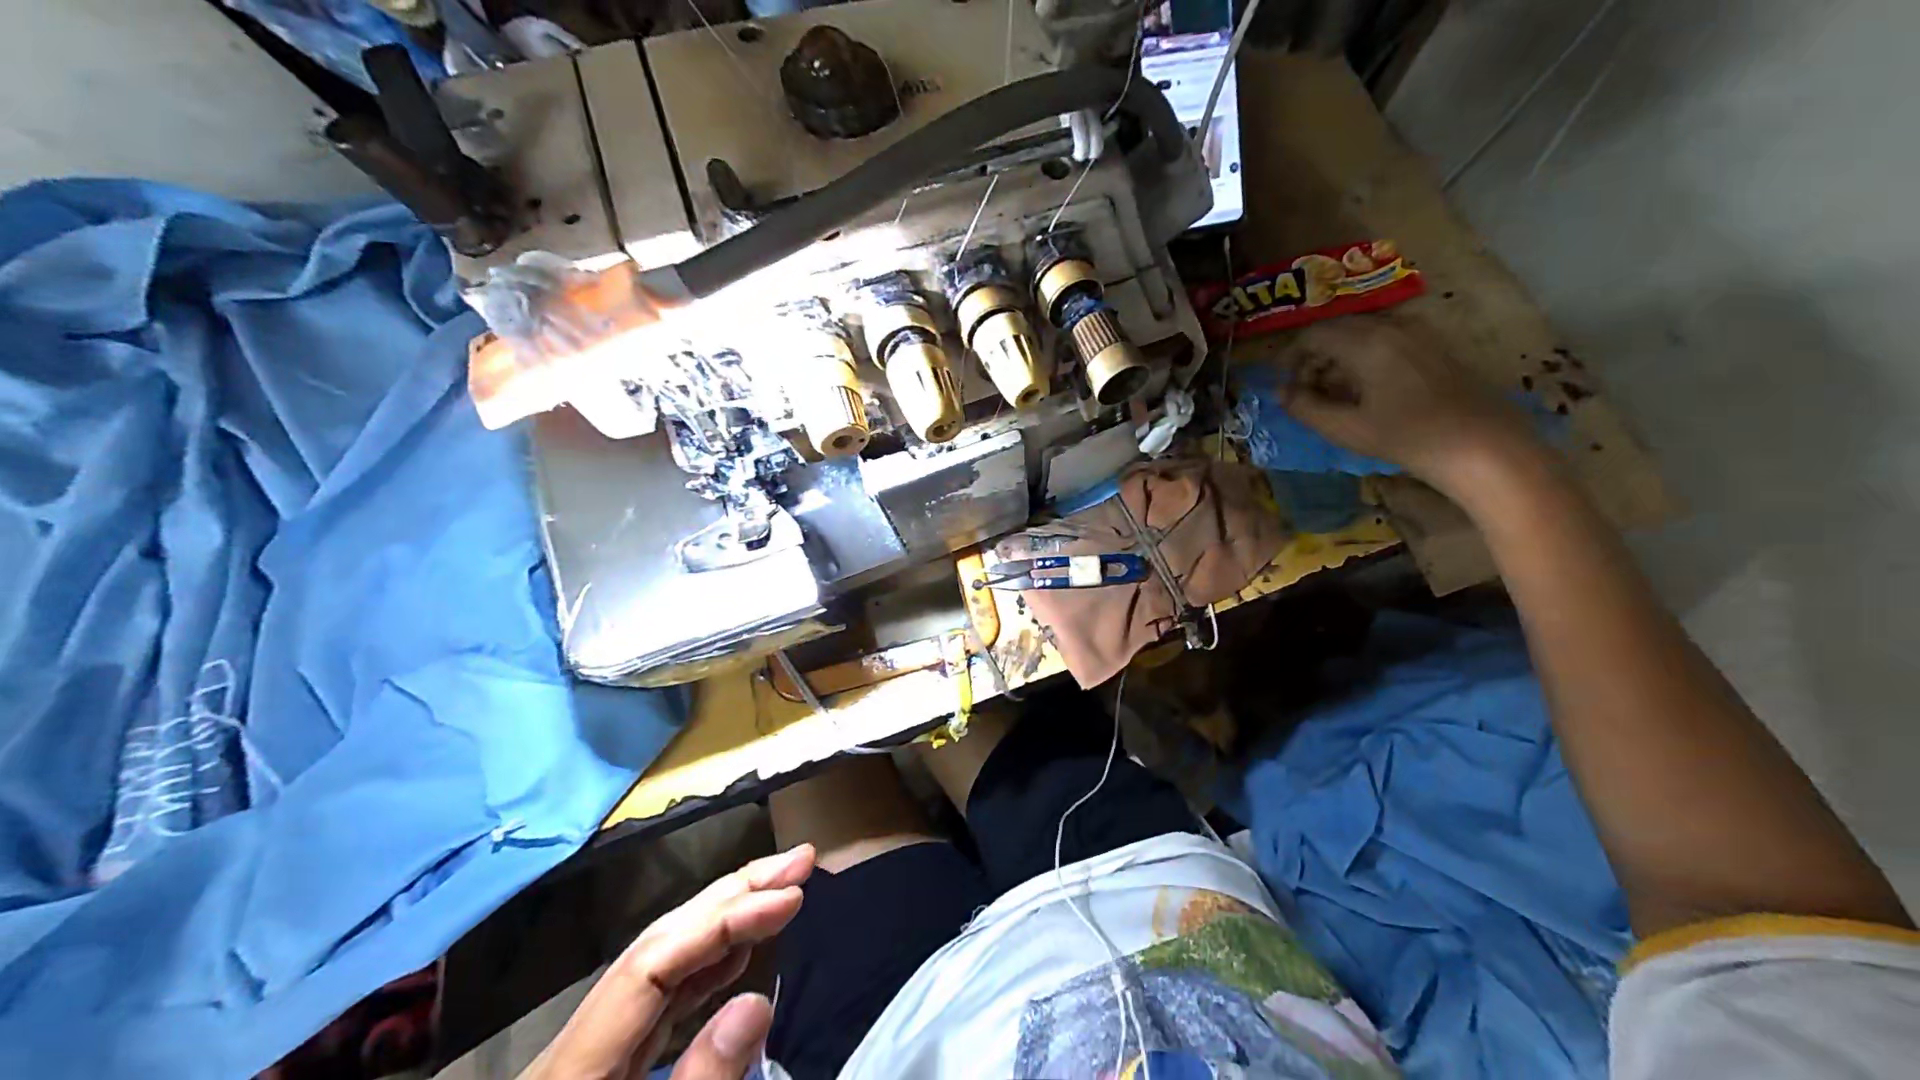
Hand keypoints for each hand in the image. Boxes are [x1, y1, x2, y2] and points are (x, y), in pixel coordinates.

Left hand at [520, 845, 815, 1079]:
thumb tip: (756, 1001)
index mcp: (572, 1070)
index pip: (653, 964)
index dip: (723, 920)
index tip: (790, 897)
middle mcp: (581, 1042)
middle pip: (658, 943)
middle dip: (732, 895)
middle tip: (799, 862)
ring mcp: (594, 1051)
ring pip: (665, 961)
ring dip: (727, 917)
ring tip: (783, 886)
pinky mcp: (611, 1065)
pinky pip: (666, 997)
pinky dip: (711, 961)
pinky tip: (741, 949)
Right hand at [1274, 316, 1543, 495]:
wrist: (1484, 446)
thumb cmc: (1408, 438)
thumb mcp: (1346, 429)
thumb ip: (1306, 407)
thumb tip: (1281, 392)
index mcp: (1367, 343)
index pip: (1314, 335)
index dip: (1290, 356)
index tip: (1283, 383)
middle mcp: (1392, 327)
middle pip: (1338, 329)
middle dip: (1314, 356)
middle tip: (1304, 391)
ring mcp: (1418, 334)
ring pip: (1362, 334)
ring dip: (1339, 358)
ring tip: (1333, 396)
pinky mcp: (1434, 347)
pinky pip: (1386, 340)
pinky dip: (1364, 359)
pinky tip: (1366, 392)